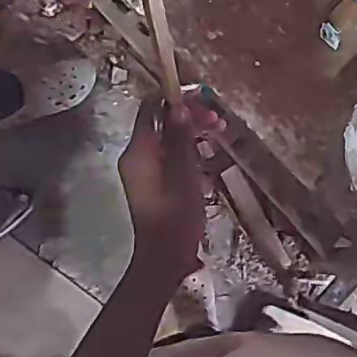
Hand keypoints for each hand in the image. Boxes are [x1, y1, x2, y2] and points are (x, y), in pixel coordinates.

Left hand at [118, 92, 222, 281]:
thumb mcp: (184, 174)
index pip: (150, 109)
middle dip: (189, 117)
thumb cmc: (176, 217)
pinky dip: (187, 150)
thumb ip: (181, 139)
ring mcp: (144, 170)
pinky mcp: (153, 182)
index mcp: (139, 151)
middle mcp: (136, 156)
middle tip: (219, 121)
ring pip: (167, 138)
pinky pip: (168, 155)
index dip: (174, 99)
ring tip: (220, 133)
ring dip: (192, 132)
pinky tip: (209, 154)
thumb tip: (178, 106)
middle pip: (160, 122)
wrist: (164, 257)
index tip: (202, 99)